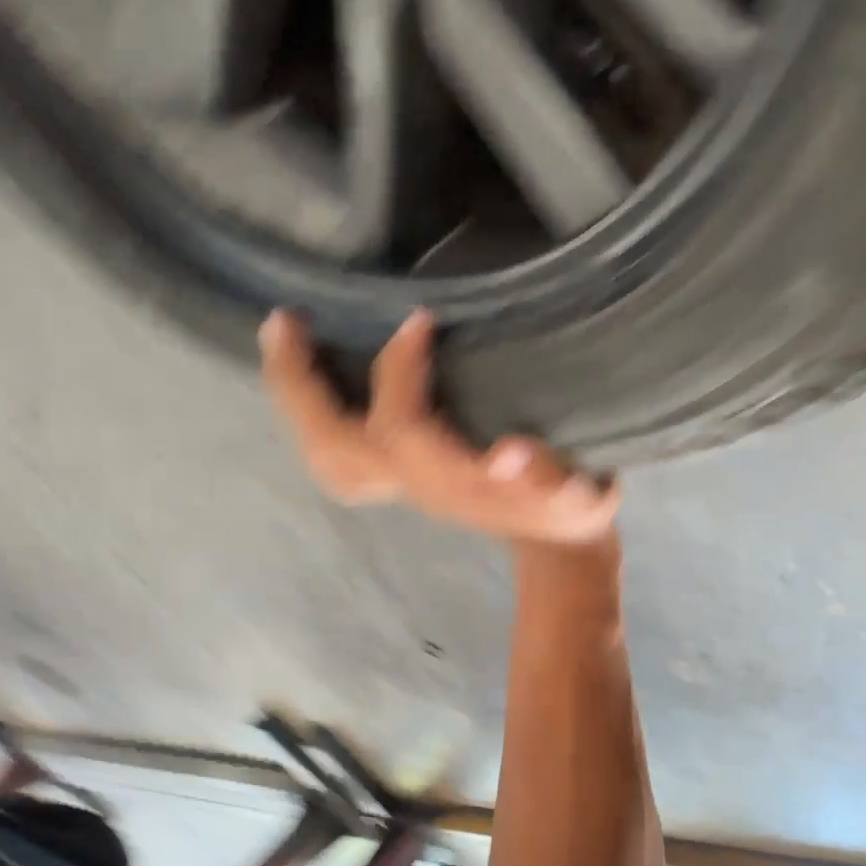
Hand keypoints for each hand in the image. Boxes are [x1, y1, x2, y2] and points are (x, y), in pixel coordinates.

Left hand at [259, 308, 619, 545]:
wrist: (563, 543)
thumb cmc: (574, 508)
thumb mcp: (580, 493)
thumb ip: (548, 476)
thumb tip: (509, 453)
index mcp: (453, 482)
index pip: (401, 424)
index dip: (399, 372)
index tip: (420, 321)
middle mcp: (416, 486)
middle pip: (334, 441)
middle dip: (302, 384)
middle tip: (285, 323)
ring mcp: (405, 487)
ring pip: (325, 452)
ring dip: (297, 401)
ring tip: (287, 346)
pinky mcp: (405, 481)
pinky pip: (337, 453)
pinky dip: (314, 419)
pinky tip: (320, 387)